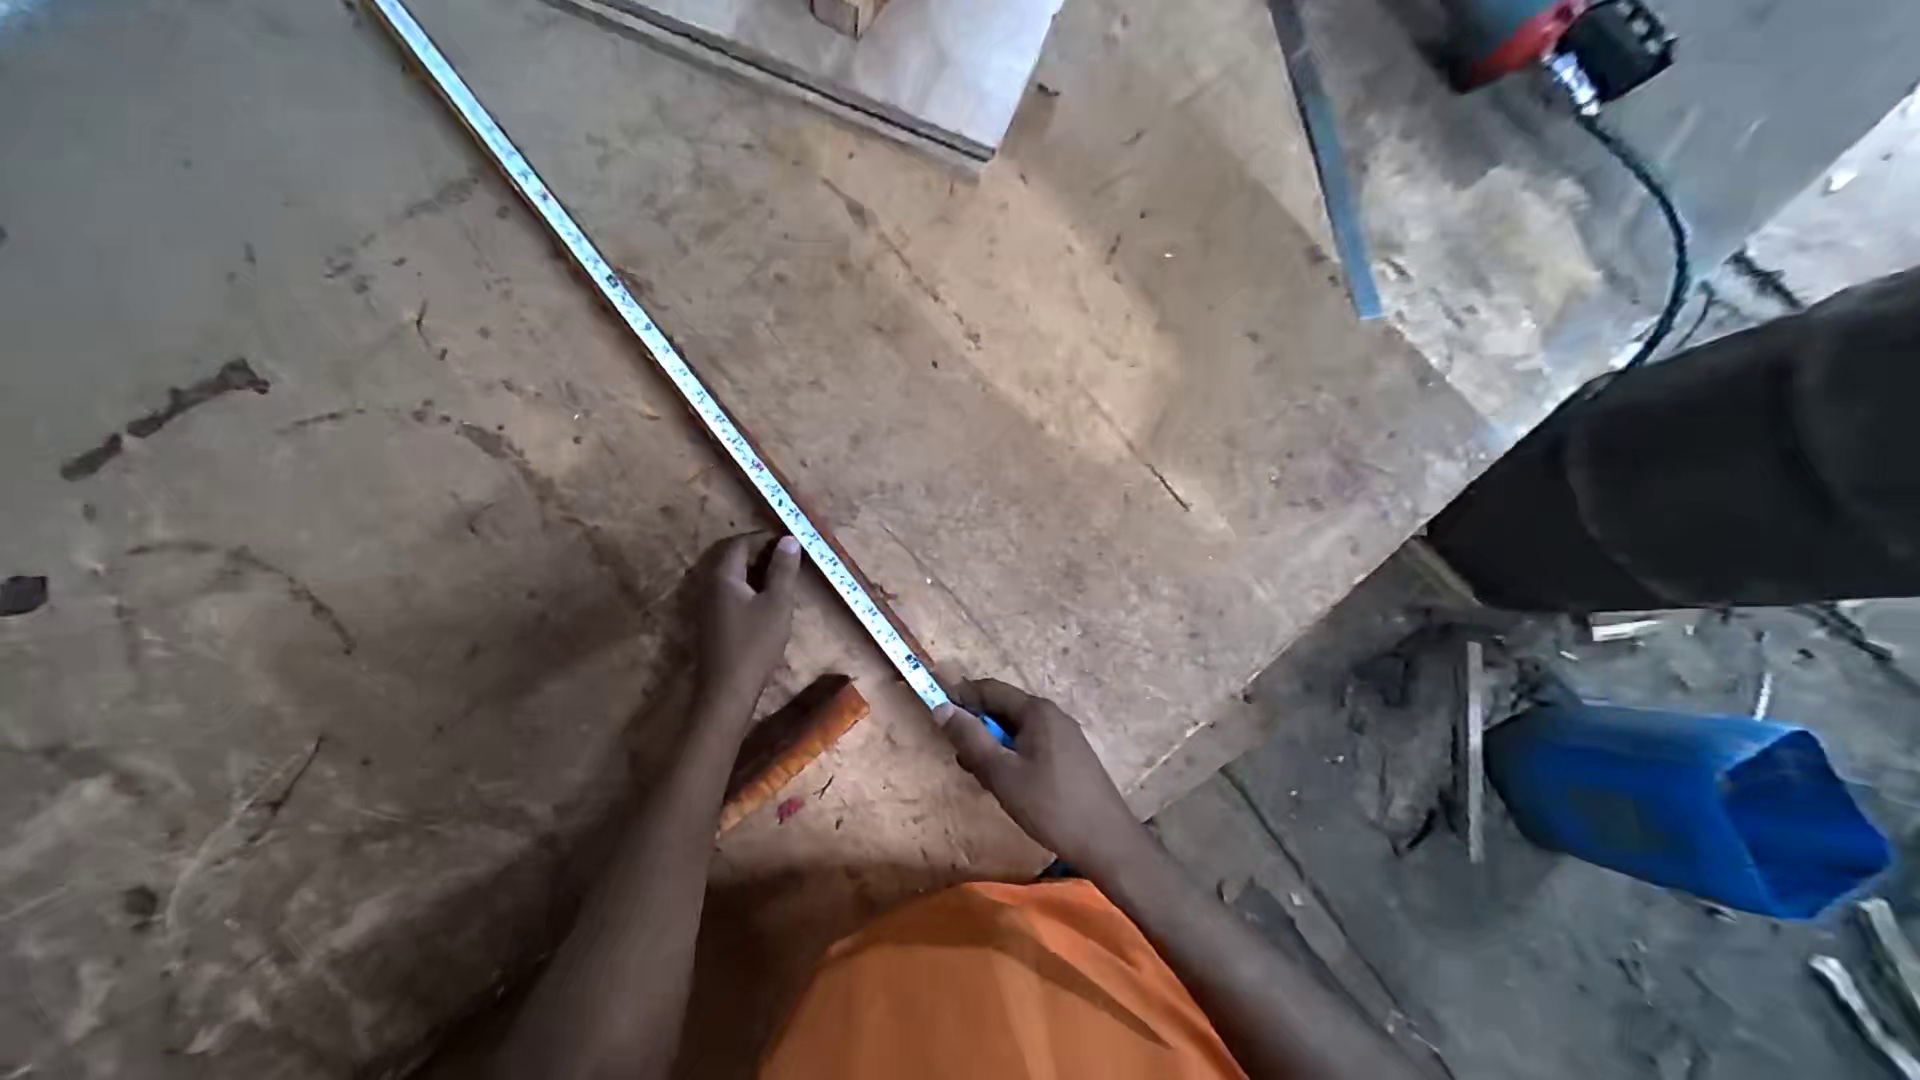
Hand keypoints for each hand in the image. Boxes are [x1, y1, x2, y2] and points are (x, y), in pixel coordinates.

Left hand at [691, 533, 801, 718]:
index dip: (764, 538)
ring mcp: (709, 607)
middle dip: (761, 553)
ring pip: (733, 578)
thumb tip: (788, 540)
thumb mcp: (777, 604)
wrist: (727, 690)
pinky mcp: (713, 624)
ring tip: (784, 577)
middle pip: (734, 559)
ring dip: (757, 572)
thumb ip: (783, 570)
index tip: (789, 541)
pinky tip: (768, 602)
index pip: (740, 544)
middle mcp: (710, 587)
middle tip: (790, 557)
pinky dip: (750, 589)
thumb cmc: (755, 643)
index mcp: (723, 577)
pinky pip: (731, 594)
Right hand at [936, 679, 1143, 870]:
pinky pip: (1032, 745)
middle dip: (978, 729)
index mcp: (1037, 710)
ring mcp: (1065, 735)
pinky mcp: (1071, 756)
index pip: (989, 689)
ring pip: (1017, 731)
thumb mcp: (1002, 773)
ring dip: (994, 748)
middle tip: (963, 762)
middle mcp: (1052, 714)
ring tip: (985, 780)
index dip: (961, 698)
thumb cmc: (1050, 805)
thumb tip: (941, 708)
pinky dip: (1013, 758)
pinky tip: (1011, 787)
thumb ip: (970, 738)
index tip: (938, 717)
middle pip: (1003, 710)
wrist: (1107, 842)